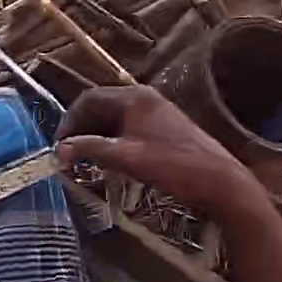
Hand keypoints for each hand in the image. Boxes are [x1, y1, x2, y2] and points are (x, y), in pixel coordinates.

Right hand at [57, 86, 271, 223]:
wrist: (222, 184)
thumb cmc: (173, 166)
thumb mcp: (126, 158)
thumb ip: (90, 149)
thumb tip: (59, 150)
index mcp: (134, 97)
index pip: (88, 99)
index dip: (69, 121)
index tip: (59, 145)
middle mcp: (144, 97)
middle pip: (100, 106)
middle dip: (81, 128)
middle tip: (69, 152)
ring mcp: (157, 111)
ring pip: (114, 117)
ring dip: (96, 135)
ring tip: (86, 157)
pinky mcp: (165, 127)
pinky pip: (128, 126)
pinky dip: (113, 139)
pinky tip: (110, 158)